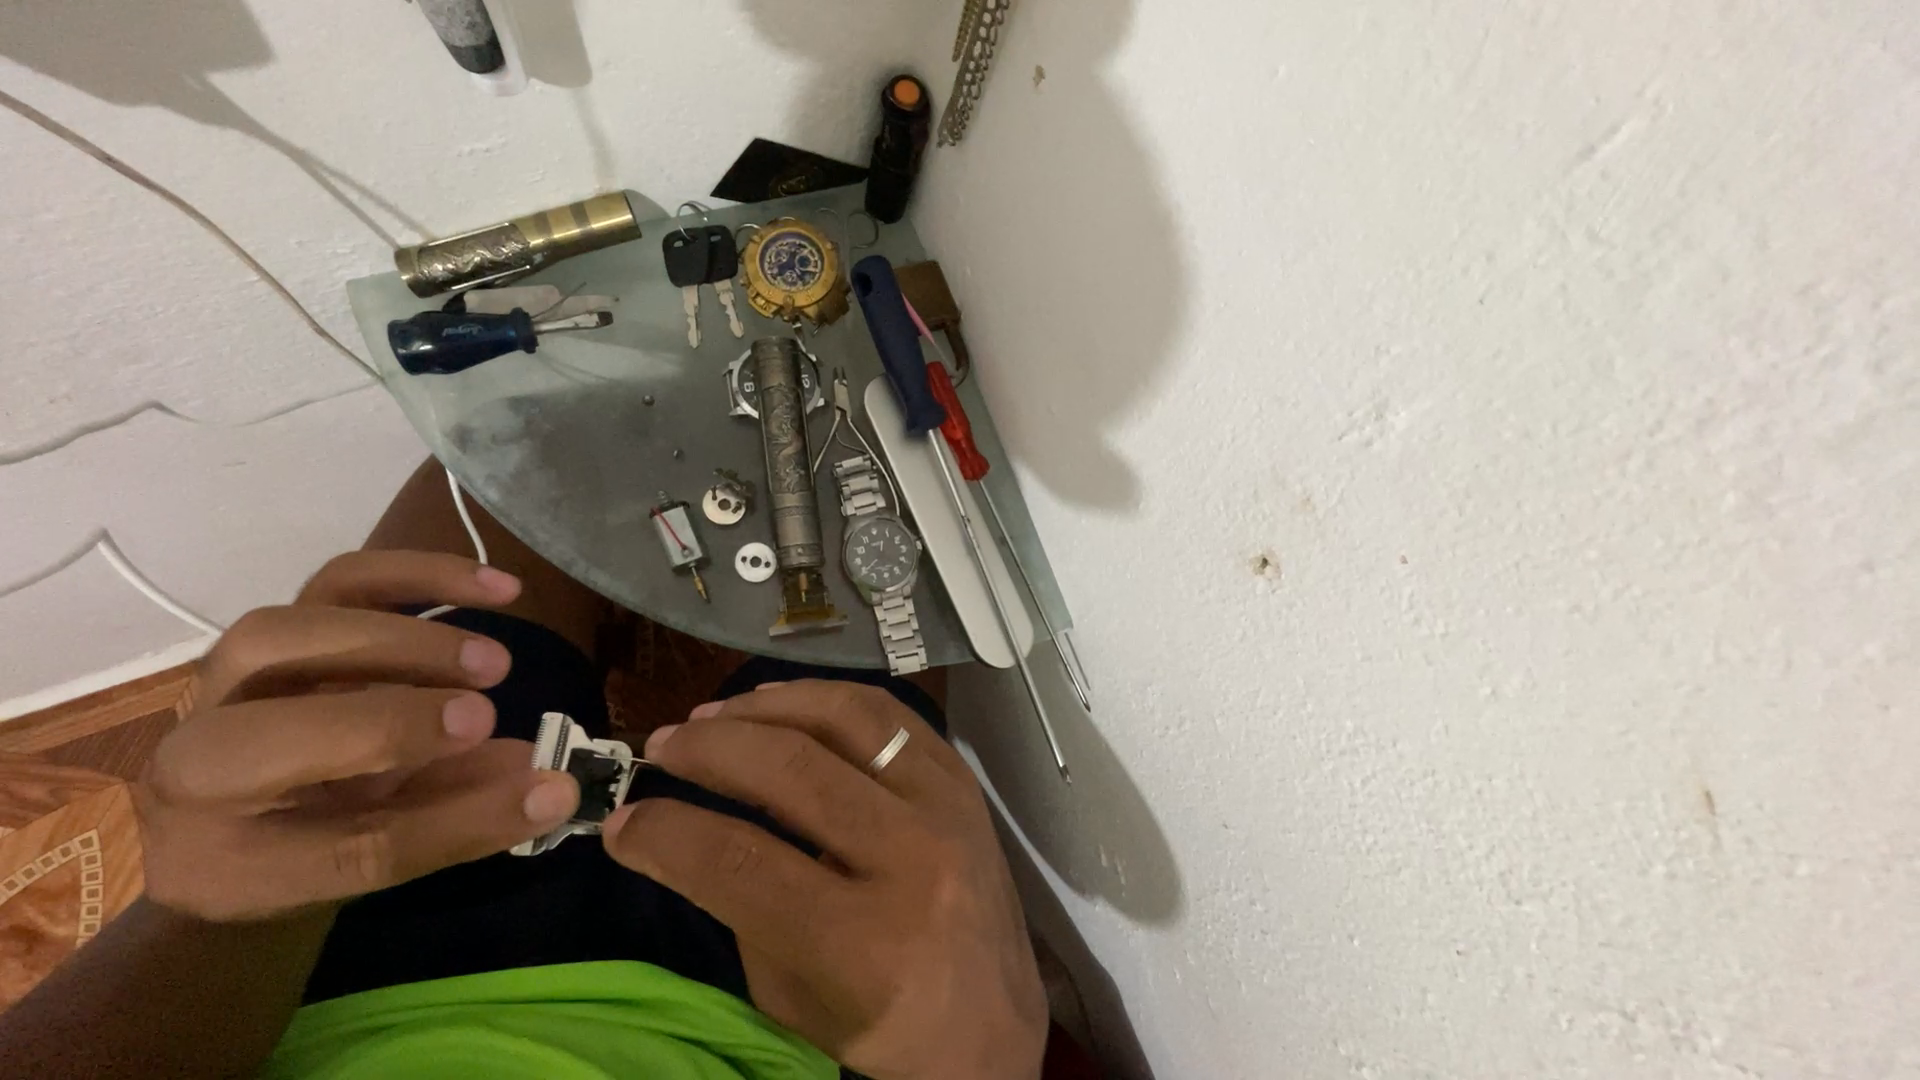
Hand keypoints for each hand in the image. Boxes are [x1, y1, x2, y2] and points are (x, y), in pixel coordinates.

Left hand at [134, 551, 580, 921]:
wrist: (239, 806)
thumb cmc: (314, 841)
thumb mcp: (385, 857)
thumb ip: (466, 821)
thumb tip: (557, 788)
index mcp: (218, 854)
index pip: (330, 847)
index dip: (440, 815)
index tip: (535, 784)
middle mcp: (195, 763)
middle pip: (265, 736)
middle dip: (389, 718)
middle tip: (486, 715)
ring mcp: (230, 682)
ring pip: (287, 634)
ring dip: (403, 642)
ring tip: (494, 660)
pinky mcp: (283, 625)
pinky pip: (342, 581)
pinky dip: (424, 577)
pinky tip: (501, 590)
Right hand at [601, 680, 1047, 1079]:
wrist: (991, 1022)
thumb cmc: (882, 1024)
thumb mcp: (792, 993)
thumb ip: (740, 903)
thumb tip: (678, 824)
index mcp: (866, 942)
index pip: (743, 862)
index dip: (668, 834)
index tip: (624, 821)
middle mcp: (915, 860)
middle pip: (794, 772)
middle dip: (710, 750)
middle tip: (661, 746)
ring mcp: (949, 811)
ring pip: (848, 720)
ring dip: (768, 706)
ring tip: (714, 715)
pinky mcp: (964, 785)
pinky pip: (890, 716)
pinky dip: (827, 699)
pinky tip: (782, 703)